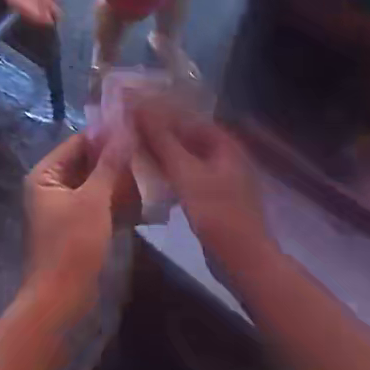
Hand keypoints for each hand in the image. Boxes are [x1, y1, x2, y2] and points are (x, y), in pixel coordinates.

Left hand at [24, 132, 134, 320]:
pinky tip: (143, 197)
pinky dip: (116, 199)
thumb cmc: (72, 244)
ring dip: (119, 178)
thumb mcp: (94, 199)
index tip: (136, 128)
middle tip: (148, 148)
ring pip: (95, 183)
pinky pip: (98, 203)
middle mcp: (51, 186)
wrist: (59, 302)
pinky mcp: (76, 226)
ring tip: (150, 169)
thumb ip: (110, 163)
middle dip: (116, 157)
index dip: (106, 135)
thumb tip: (125, 129)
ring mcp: (63, 207)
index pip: (79, 142)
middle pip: (87, 162)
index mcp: (46, 174)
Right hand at [134, 105, 274, 278]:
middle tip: (126, 130)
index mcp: (223, 141)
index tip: (131, 110)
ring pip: (186, 157)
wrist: (243, 261)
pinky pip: (188, 177)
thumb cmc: (217, 212)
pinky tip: (149, 178)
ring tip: (132, 150)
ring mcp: (221, 177)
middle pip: (186, 136)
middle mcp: (225, 153)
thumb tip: (140, 108)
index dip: (159, 112)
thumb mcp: (187, 174)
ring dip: (162, 154)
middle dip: (159, 133)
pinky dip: (170, 174)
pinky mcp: (214, 198)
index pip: (186, 116)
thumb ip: (163, 141)